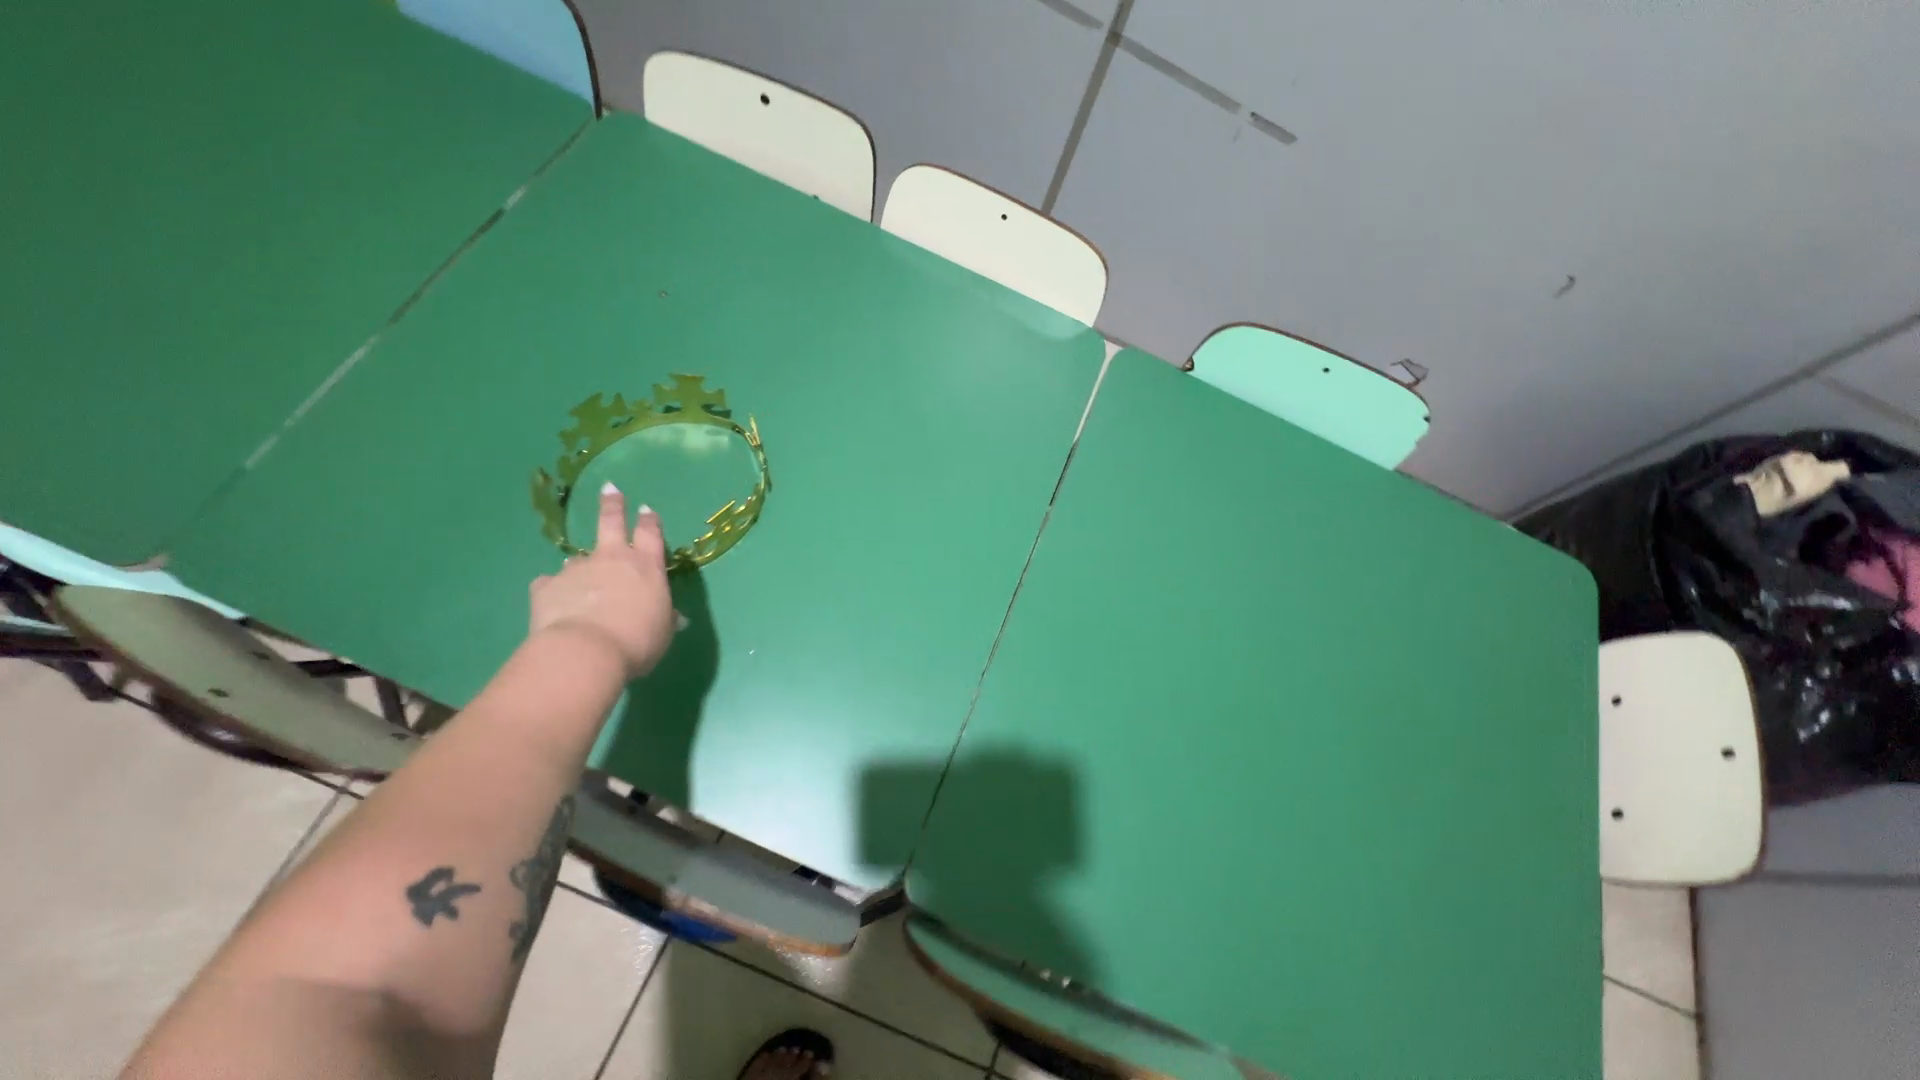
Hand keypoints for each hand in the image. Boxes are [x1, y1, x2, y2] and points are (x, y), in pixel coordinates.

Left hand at [529, 483, 678, 679]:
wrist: (585, 651)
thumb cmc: (637, 641)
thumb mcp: (662, 633)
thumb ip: (666, 619)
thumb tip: (676, 618)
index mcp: (645, 566)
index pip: (650, 533)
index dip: (649, 521)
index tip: (647, 509)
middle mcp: (611, 559)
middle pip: (611, 522)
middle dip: (612, 504)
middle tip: (610, 489)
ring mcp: (577, 569)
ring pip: (578, 558)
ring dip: (582, 563)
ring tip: (579, 573)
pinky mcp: (547, 586)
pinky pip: (550, 584)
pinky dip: (554, 590)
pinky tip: (554, 603)